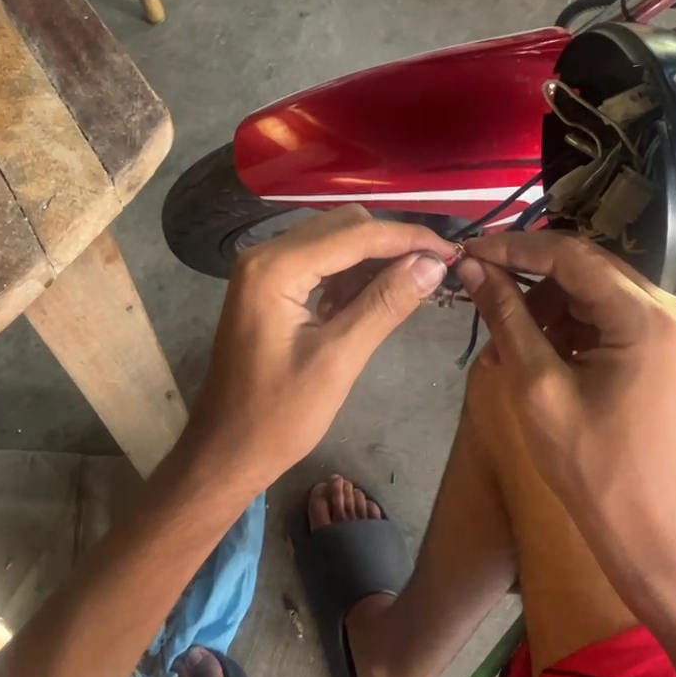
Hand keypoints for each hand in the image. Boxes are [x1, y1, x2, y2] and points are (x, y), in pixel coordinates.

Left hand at [186, 206, 454, 488]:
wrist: (225, 450)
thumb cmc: (278, 416)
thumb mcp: (338, 361)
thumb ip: (384, 305)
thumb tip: (431, 266)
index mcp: (275, 268)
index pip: (354, 234)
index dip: (407, 239)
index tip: (450, 251)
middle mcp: (265, 254)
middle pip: (343, 226)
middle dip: (392, 243)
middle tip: (434, 270)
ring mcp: (263, 267)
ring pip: (333, 240)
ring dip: (373, 258)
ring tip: (412, 285)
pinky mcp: (267, 284)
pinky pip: (318, 260)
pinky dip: (349, 273)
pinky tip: (372, 299)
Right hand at [455, 232, 675, 551]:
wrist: (648, 533)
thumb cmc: (591, 467)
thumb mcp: (537, 386)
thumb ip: (506, 316)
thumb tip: (472, 265)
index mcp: (649, 318)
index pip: (571, 255)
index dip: (514, 247)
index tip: (468, 249)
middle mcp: (673, 308)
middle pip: (587, 265)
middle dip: (529, 271)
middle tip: (479, 280)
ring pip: (596, 286)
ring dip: (549, 299)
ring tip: (506, 331)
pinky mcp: (670, 344)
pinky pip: (611, 310)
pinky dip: (572, 320)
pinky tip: (540, 345)